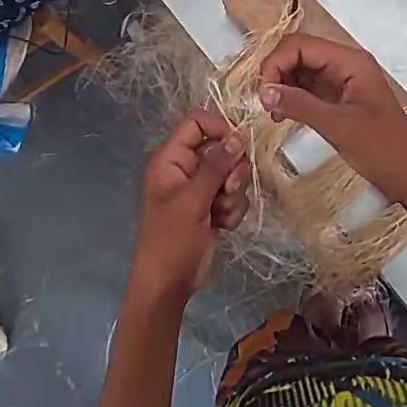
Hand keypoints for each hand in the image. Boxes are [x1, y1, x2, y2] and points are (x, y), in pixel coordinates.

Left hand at [131, 109, 247, 305]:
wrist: (168, 284)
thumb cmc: (170, 240)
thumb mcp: (192, 201)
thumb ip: (215, 166)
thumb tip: (237, 135)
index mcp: (170, 158)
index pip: (197, 122)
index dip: (220, 128)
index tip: (239, 146)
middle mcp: (185, 168)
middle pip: (222, 147)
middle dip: (232, 171)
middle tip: (228, 190)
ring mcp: (200, 188)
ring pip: (232, 173)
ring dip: (234, 194)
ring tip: (220, 214)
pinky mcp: (212, 206)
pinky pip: (234, 195)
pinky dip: (233, 210)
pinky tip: (223, 226)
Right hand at [258, 34, 406, 202]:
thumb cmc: (382, 149)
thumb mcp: (339, 126)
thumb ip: (300, 105)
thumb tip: (264, 91)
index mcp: (350, 61)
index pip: (301, 45)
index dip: (276, 61)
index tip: (262, 90)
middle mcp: (344, 65)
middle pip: (299, 53)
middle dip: (276, 72)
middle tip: (263, 101)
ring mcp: (341, 81)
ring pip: (300, 71)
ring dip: (281, 86)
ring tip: (271, 111)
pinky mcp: (337, 99)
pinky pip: (306, 89)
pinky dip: (290, 98)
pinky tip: (281, 114)